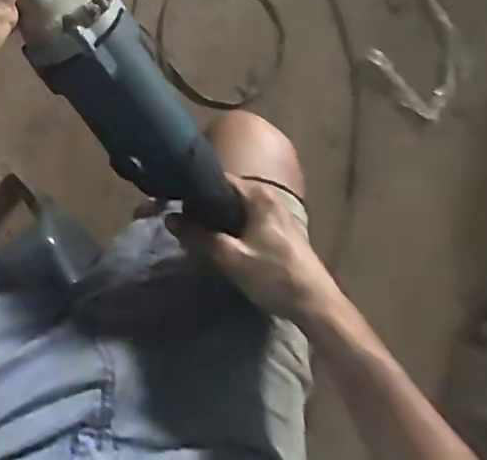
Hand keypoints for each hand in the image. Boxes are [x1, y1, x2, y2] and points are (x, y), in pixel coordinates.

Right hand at [168, 176, 339, 322]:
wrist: (318, 307)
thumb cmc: (274, 276)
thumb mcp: (231, 258)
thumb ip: (199, 236)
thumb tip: (169, 218)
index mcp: (257, 193)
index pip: (215, 178)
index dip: (193, 191)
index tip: (174, 204)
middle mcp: (267, 196)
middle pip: (225, 194)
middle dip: (204, 210)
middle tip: (184, 228)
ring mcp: (276, 214)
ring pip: (235, 210)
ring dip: (217, 223)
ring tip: (198, 240)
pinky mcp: (280, 232)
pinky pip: (246, 221)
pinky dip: (231, 230)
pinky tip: (222, 248)